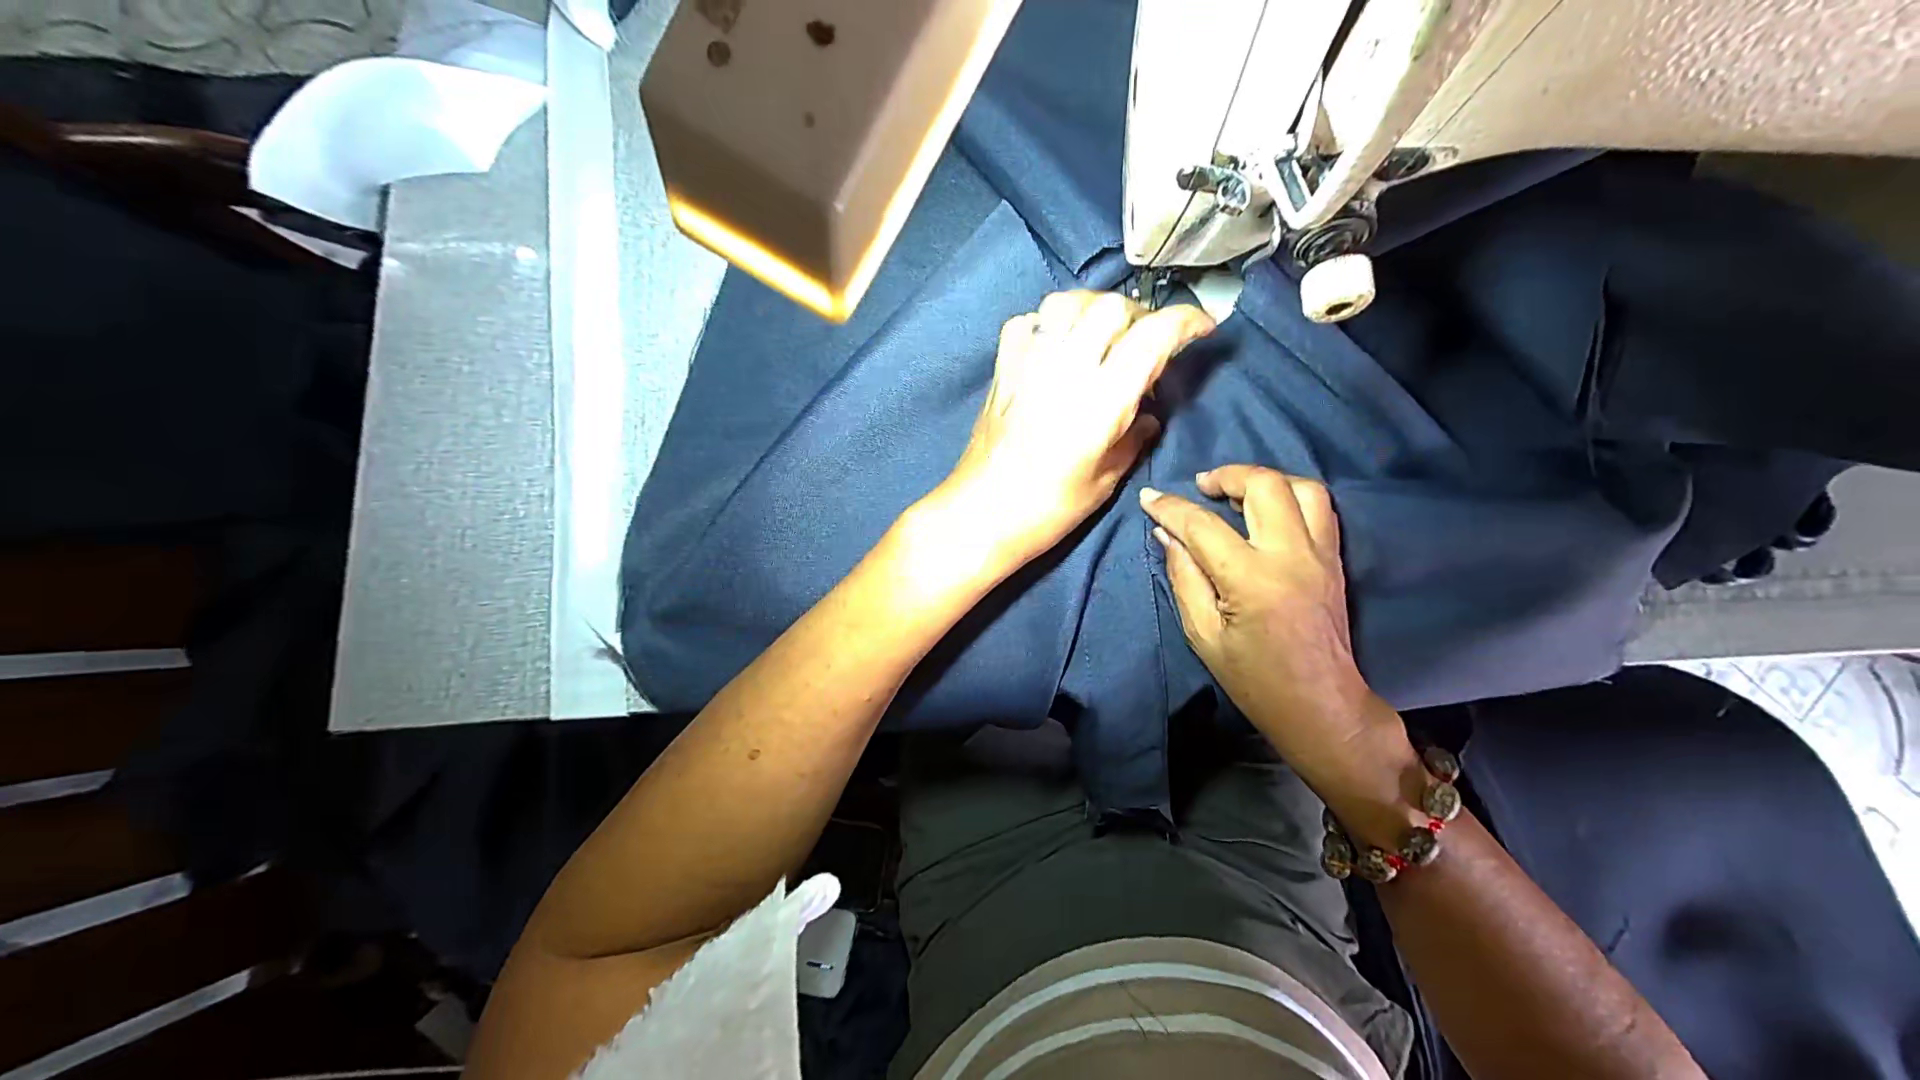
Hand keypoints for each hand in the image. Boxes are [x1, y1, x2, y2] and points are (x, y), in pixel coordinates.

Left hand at [926, 291, 1213, 576]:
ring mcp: (1029, 362)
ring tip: (1101, 336)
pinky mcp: (1002, 367)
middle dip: (1139, 315)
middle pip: (1112, 306)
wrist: (981, 514)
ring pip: (1067, 301)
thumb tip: (1150, 415)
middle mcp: (1067, 368)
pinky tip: (1055, 346)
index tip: (1201, 328)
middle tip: (1145, 342)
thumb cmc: (1047, 509)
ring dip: (1092, 309)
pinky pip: (1026, 321)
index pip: (1153, 334)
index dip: (1186, 321)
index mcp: (1102, 399)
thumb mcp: (1105, 480)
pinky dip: (1047, 323)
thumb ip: (1134, 439)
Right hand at [1140, 466, 1405, 789]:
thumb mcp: (1203, 634)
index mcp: (1251, 579)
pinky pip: (1320, 508)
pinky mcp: (1335, 559)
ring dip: (1265, 480)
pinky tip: (1267, 509)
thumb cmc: (1254, 678)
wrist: (1320, 705)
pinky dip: (1290, 496)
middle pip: (1264, 486)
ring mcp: (1320, 554)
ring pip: (1302, 487)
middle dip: (1226, 476)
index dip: (1170, 507)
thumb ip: (1184, 577)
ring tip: (1237, 492)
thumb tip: (1167, 534)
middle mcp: (1291, 555)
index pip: (1203, 525)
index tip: (1148, 497)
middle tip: (1201, 486)